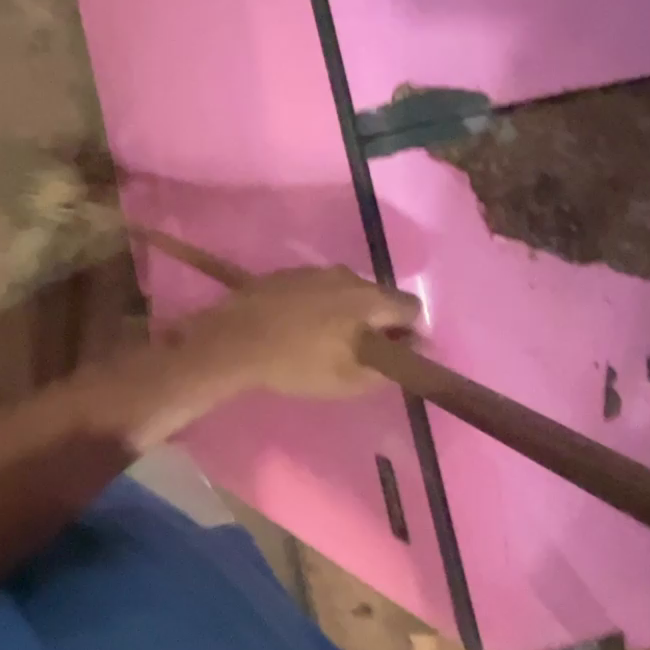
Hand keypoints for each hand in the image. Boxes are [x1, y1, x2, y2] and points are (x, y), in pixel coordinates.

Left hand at [170, 265, 421, 398]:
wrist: (232, 341)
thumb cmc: (297, 363)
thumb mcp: (352, 378)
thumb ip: (392, 364)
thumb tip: (417, 349)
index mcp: (369, 297)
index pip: (412, 308)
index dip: (410, 333)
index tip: (392, 355)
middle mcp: (345, 274)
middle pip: (377, 297)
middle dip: (376, 323)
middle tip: (358, 352)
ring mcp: (311, 271)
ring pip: (344, 292)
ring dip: (344, 313)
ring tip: (323, 341)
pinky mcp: (283, 274)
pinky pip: (314, 290)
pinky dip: (316, 306)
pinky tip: (297, 328)